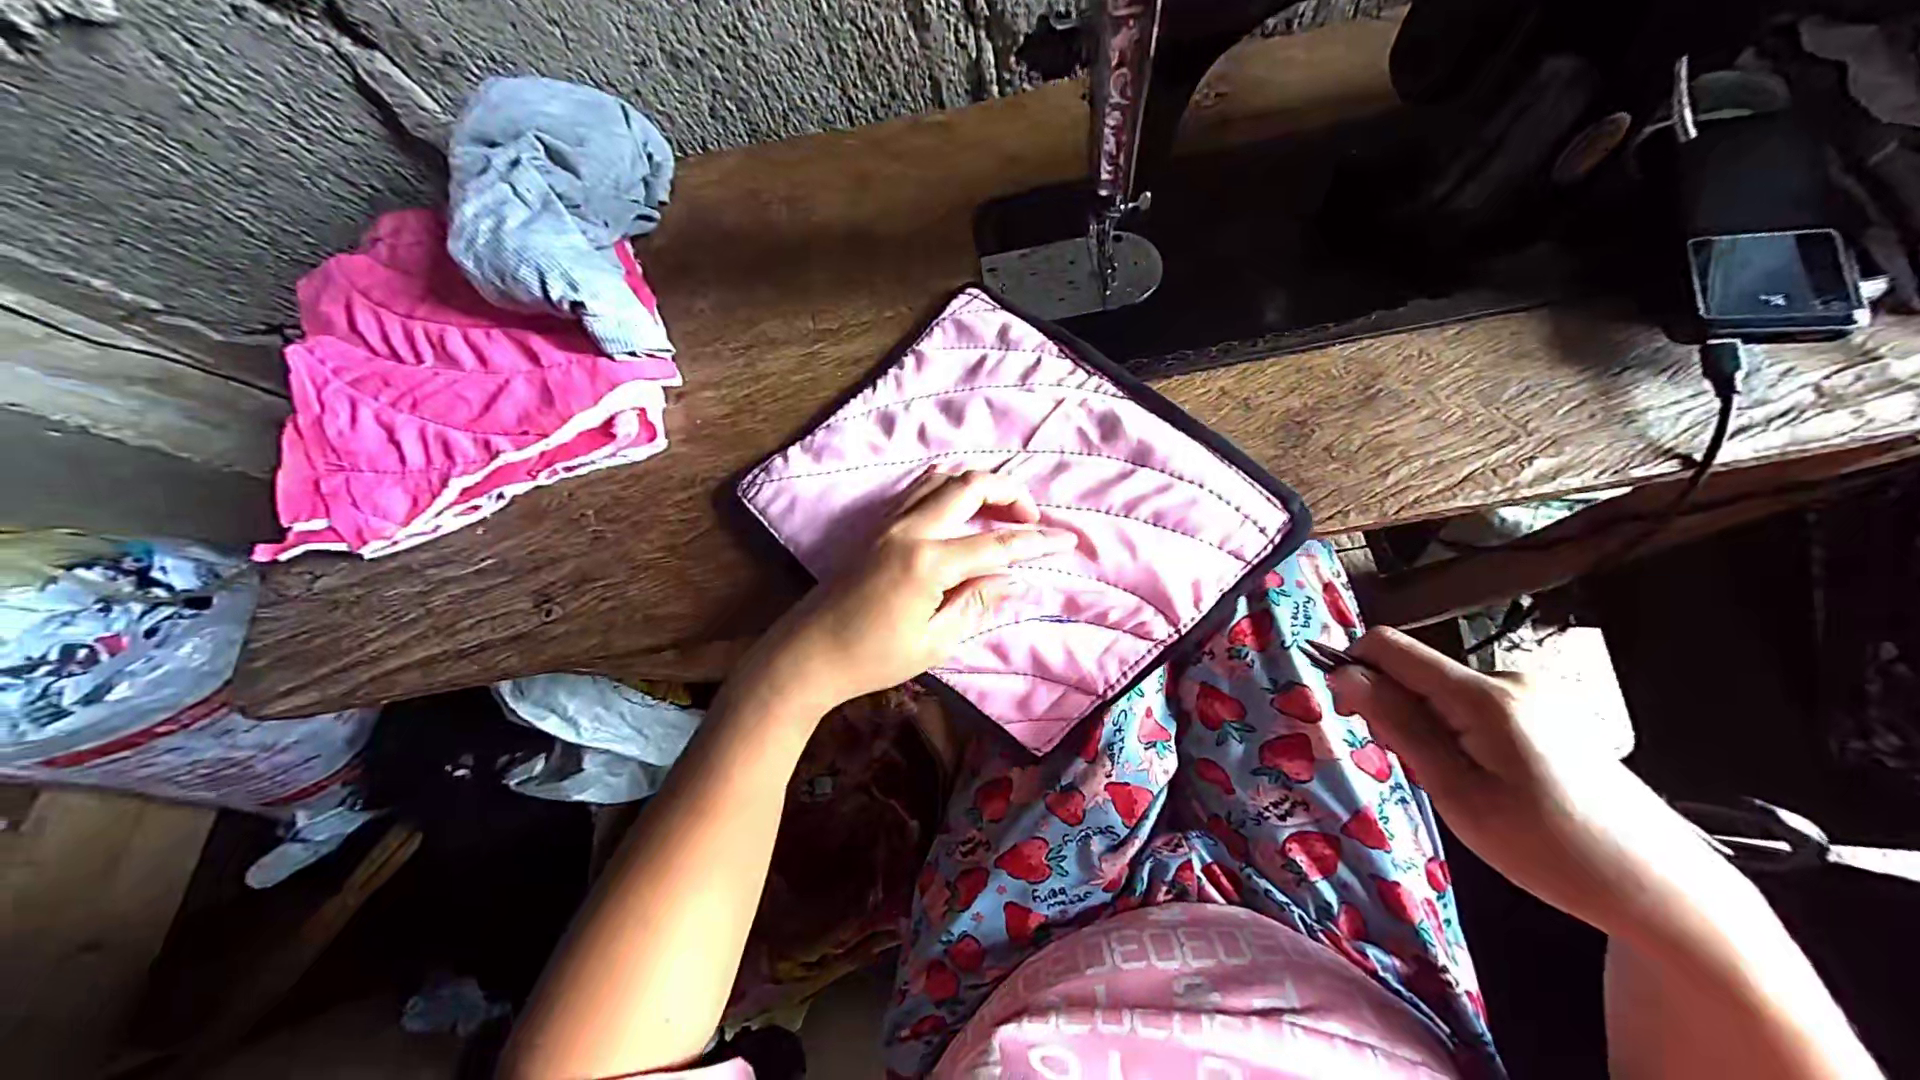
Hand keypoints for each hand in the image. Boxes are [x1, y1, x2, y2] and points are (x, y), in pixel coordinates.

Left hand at [742, 468, 1077, 711]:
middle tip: (1033, 518)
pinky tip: (961, 505)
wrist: (807, 654)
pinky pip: (920, 490)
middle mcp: (910, 530)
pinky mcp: (877, 528)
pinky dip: (949, 487)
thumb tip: (1015, 580)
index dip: (1038, 541)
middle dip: (1011, 493)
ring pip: (944, 479)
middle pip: (971, 487)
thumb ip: (977, 603)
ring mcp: (890, 524)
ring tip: (1003, 509)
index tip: (1069, 541)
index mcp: (929, 562)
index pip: (997, 544)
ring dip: (980, 485)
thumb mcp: (935, 642)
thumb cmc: (871, 659)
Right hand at [1326, 627, 1724, 936]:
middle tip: (1411, 770)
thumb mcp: (1458, 793)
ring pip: (1440, 693)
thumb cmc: (1551, 850)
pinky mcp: (1545, 714)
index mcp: (1483, 695)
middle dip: (1391, 710)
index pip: (1387, 645)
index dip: (1352, 667)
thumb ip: (1398, 726)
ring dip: (1423, 727)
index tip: (1349, 716)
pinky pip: (1472, 707)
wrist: (1666, 891)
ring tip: (1454, 785)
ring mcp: (1531, 695)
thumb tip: (1343, 672)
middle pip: (1413, 672)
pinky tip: (1484, 780)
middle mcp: (1507, 680)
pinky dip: (1454, 733)